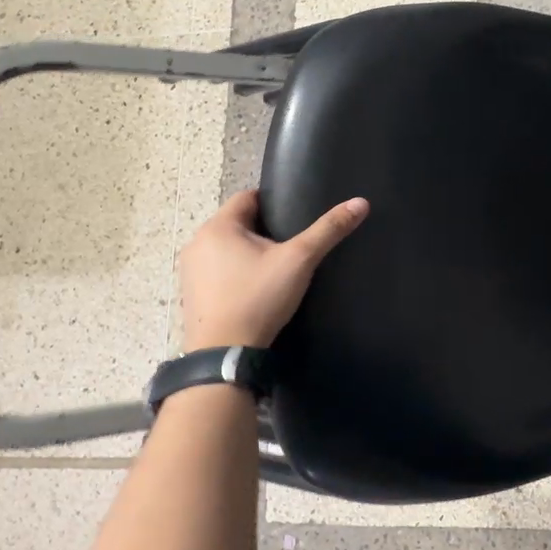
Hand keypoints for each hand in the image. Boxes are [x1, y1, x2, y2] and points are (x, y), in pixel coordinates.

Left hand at [177, 190, 369, 350]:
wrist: (225, 352)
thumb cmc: (259, 296)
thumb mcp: (300, 259)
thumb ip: (329, 229)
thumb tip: (360, 202)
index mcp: (219, 227)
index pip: (247, 197)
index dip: (274, 201)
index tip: (297, 214)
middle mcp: (197, 243)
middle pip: (237, 222)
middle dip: (264, 227)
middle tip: (293, 241)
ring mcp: (190, 270)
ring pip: (226, 246)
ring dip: (248, 249)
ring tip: (278, 264)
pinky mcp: (191, 293)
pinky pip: (217, 268)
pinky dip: (235, 270)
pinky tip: (256, 286)